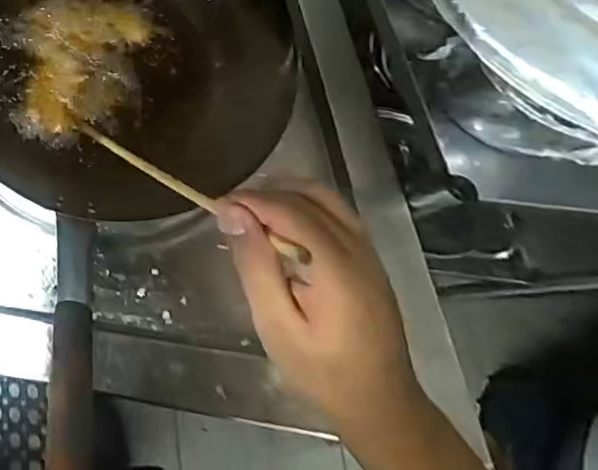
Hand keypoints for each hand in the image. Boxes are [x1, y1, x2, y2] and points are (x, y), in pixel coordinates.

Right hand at [218, 185, 416, 424]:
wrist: (380, 405)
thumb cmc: (321, 370)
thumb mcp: (275, 324)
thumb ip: (255, 264)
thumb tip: (233, 212)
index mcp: (338, 270)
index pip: (290, 211)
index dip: (251, 200)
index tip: (217, 207)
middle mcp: (359, 252)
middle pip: (308, 197)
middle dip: (263, 194)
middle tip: (230, 211)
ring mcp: (369, 254)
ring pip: (324, 198)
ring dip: (285, 193)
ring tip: (252, 210)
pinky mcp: (369, 259)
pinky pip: (335, 212)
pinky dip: (303, 204)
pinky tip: (281, 223)